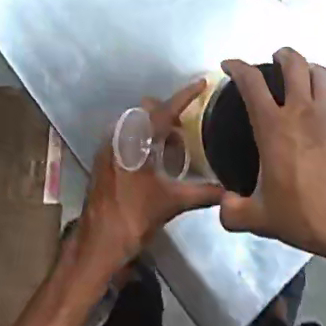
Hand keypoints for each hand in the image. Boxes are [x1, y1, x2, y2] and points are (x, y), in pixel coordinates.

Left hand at [76, 80, 222, 274]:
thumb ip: (202, 193)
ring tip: (177, 146)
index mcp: (135, 139)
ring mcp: (109, 147)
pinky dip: (146, 139)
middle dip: (170, 114)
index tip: (202, 83)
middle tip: (190, 127)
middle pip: (149, 111)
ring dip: (157, 128)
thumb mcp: (171, 204)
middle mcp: (119, 136)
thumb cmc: (133, 218)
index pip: (165, 109)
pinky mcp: (105, 159)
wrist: (96, 242)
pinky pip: (129, 136)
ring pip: (138, 124)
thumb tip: (228, 190)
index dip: (185, 95)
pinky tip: (158, 160)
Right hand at [217, 48, 325, 259]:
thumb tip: (224, 205)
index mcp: (273, 126)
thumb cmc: (304, 213)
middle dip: (283, 55)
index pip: (251, 82)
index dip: (238, 67)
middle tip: (275, 58)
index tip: (230, 65)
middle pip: (295, 65)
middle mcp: (302, 112)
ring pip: (323, 75)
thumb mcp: (260, 218)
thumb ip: (233, 211)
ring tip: (304, 76)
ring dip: (311, 69)